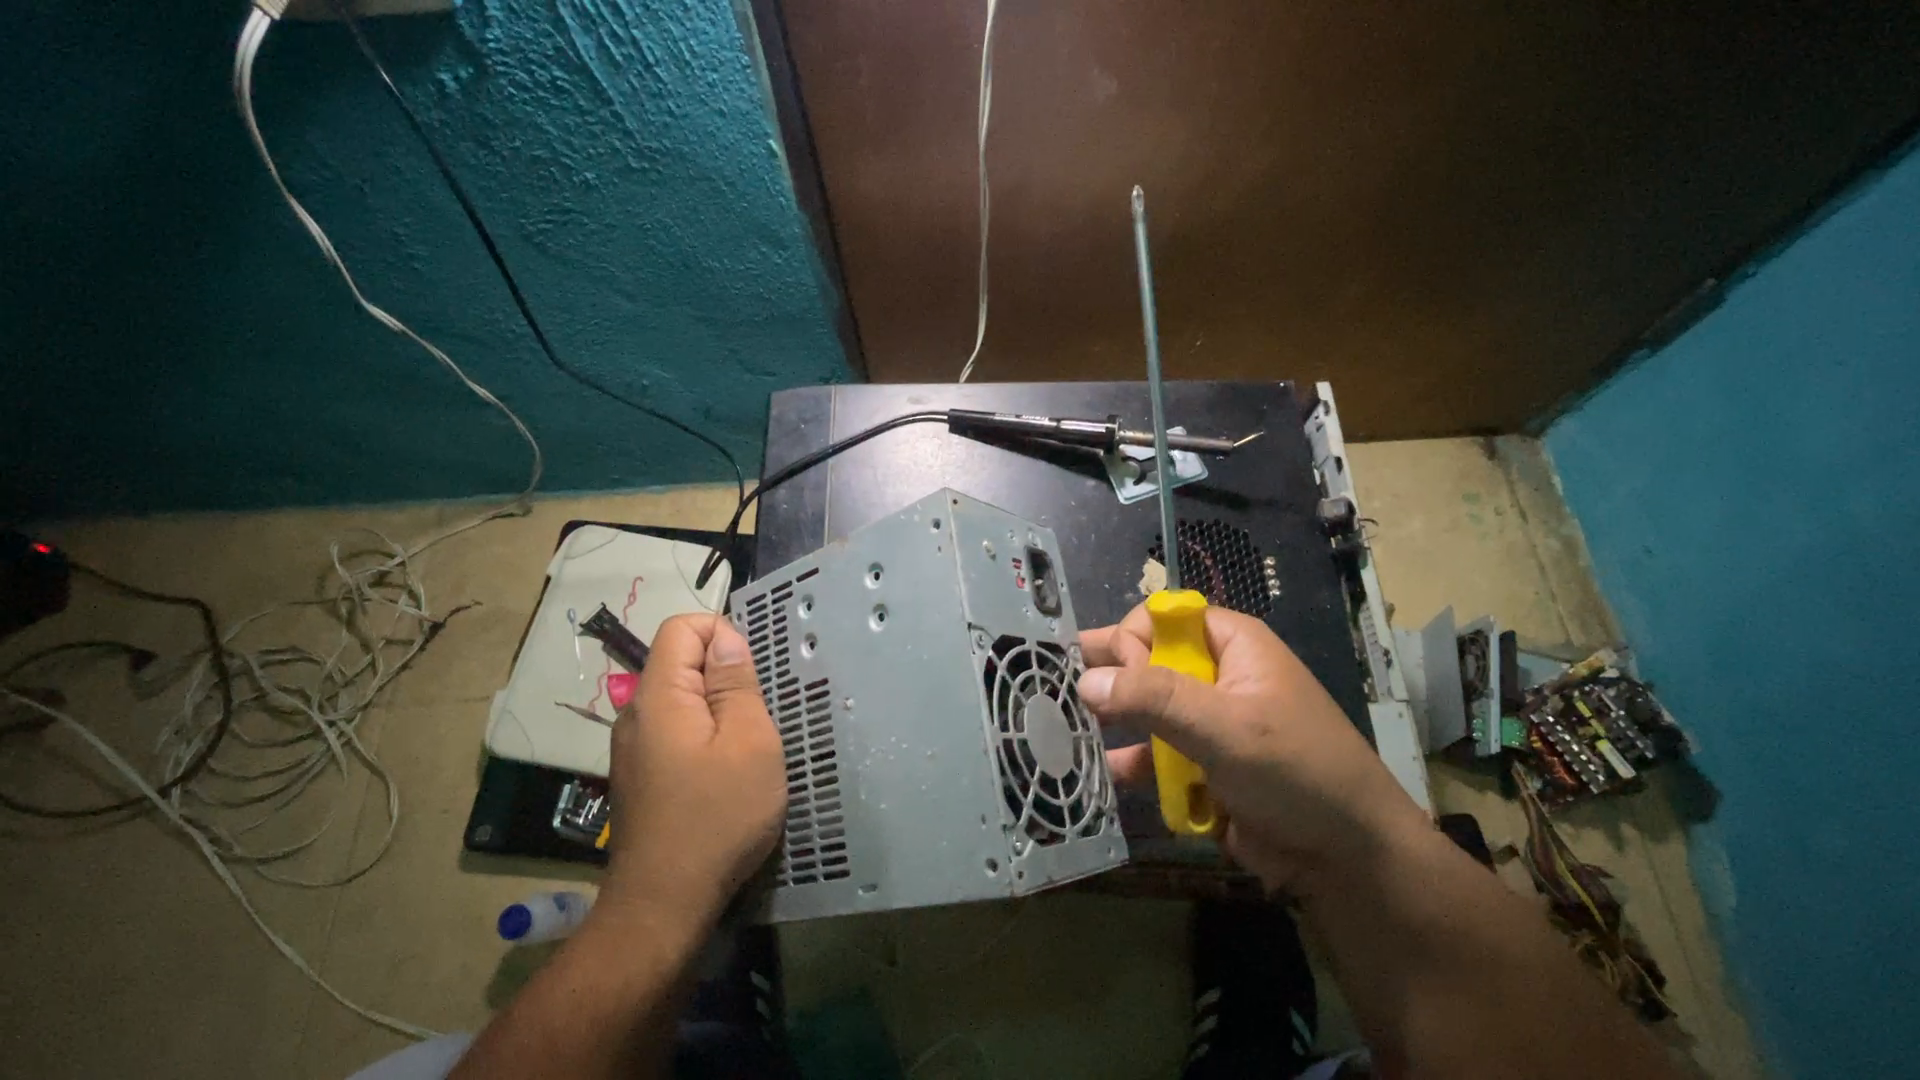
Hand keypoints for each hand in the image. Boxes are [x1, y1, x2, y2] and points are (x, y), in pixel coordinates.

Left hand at [603, 614, 784, 920]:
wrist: (663, 903)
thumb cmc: (717, 817)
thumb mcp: (749, 742)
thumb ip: (736, 683)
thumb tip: (726, 637)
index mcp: (659, 696)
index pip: (681, 627)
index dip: (721, 633)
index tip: (752, 676)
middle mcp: (635, 714)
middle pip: (678, 662)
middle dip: (723, 676)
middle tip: (758, 718)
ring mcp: (632, 749)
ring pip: (679, 701)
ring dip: (716, 711)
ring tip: (746, 749)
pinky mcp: (639, 777)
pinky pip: (674, 733)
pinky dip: (702, 738)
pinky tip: (722, 776)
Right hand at [1079, 604, 1429, 897]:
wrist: (1347, 857)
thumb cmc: (1296, 772)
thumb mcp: (1226, 727)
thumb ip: (1155, 698)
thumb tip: (1085, 679)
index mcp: (1233, 646)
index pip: (1163, 619)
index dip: (1131, 640)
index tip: (1113, 676)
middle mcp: (1217, 676)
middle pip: (1148, 662)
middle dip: (1110, 678)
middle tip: (1057, 693)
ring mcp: (1208, 724)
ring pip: (1145, 710)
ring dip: (1113, 722)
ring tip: (1064, 733)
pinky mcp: (1201, 767)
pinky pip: (1154, 754)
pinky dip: (1130, 762)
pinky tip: (1097, 774)